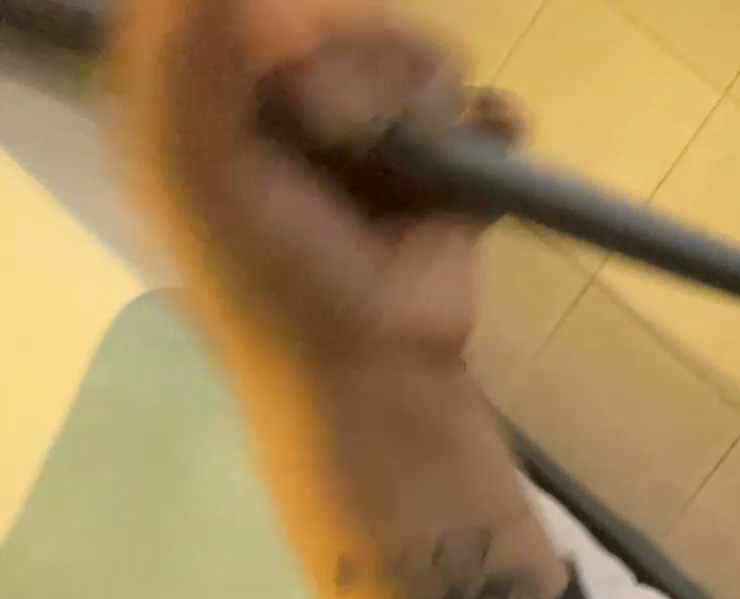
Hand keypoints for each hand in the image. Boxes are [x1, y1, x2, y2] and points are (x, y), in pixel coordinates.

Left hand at [113, 0, 521, 373]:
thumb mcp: (186, 161)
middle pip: (358, 27)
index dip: (301, 31)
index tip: (307, 99)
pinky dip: (497, 122)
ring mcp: (387, 144)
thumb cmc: (271, 276)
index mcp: (225, 90)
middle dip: (368, 72)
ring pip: (425, 64)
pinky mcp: (455, 182)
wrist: (376, 364)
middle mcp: (306, 105)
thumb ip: (185, 52)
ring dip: (434, 98)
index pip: (269, 9)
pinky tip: (495, 136)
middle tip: (353, 136)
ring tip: (427, 151)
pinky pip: (485, 121)